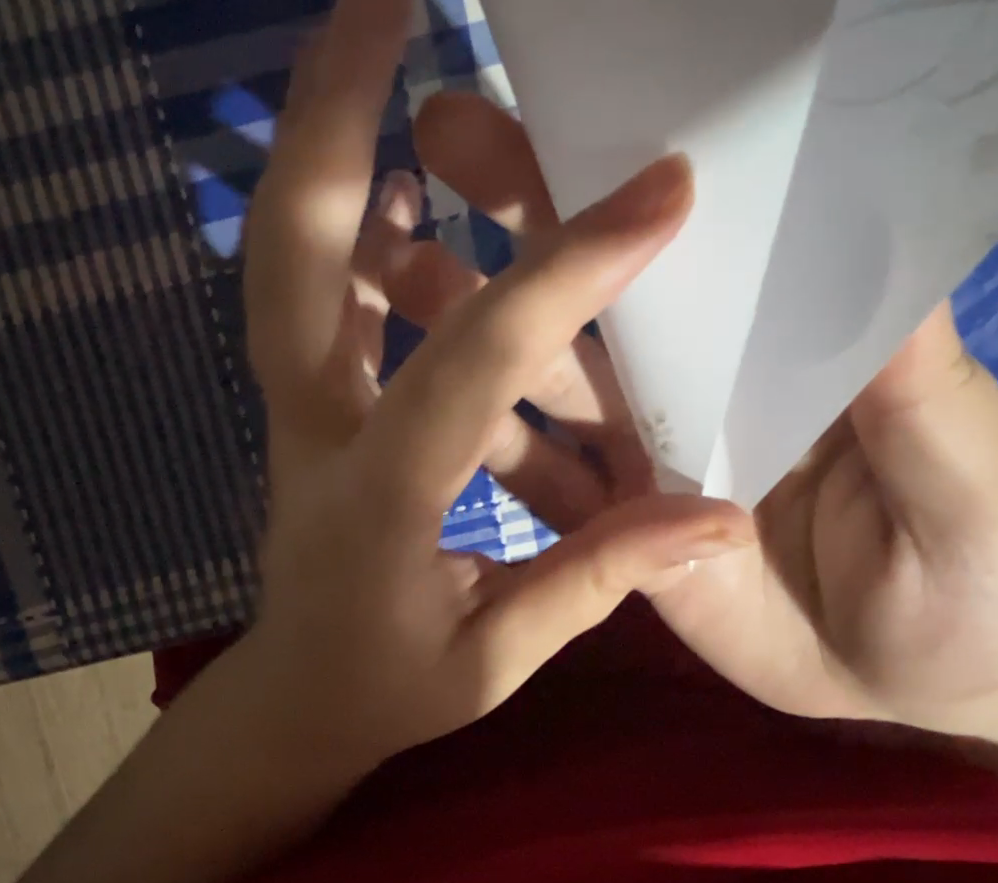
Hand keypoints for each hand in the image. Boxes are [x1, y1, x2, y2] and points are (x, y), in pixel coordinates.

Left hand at [235, 0, 745, 770]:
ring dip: (321, 137)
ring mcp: (291, 410)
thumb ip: (595, 580)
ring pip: (283, 252)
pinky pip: (306, 290)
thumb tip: (714, 515)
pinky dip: (337, 216)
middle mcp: (314, 431)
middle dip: (333, 113)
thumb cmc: (391, 692)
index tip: (661, 192)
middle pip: (295, 251)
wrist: (295, 700)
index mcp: (378, 499)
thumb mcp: (497, 659)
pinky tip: (395, 177)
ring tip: (376, 36)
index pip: (472, 361)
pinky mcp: (296, 406)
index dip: (564, 272)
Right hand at [390, 91, 997, 735]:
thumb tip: (870, 244)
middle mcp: (701, 382)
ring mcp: (643, 455)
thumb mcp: (970, 484)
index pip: (706, 239)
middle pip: (602, 287)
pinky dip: (484, 443)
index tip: (569, 102)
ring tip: (402, 270)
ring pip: (547, 373)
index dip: (639, 173)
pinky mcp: (609, 527)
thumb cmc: (972, 581)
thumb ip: (918, 392)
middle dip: (524, 210)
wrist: (904, 693)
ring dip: (475, 323)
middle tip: (441, 133)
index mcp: (785, 344)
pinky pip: (539, 481)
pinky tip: (416, 415)